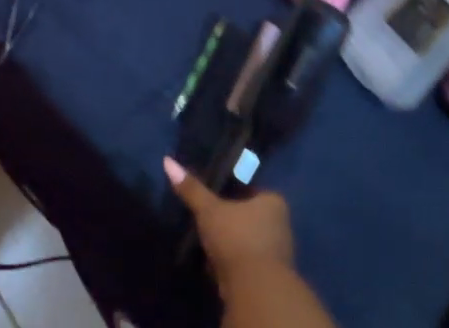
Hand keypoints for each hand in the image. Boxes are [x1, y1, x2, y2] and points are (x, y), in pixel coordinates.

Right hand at [164, 157, 293, 275]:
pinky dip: (230, 254)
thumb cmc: (236, 237)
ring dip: (229, 236)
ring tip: (203, 231)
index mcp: (273, 204)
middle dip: (230, 213)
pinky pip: (245, 255)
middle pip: (249, 212)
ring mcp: (276, 251)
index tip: (212, 189)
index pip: (252, 188)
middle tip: (205, 208)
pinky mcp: (267, 273)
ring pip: (246, 235)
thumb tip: (168, 161)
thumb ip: (191, 188)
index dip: (233, 188)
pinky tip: (211, 253)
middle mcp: (280, 225)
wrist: (256, 288)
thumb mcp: (208, 208)